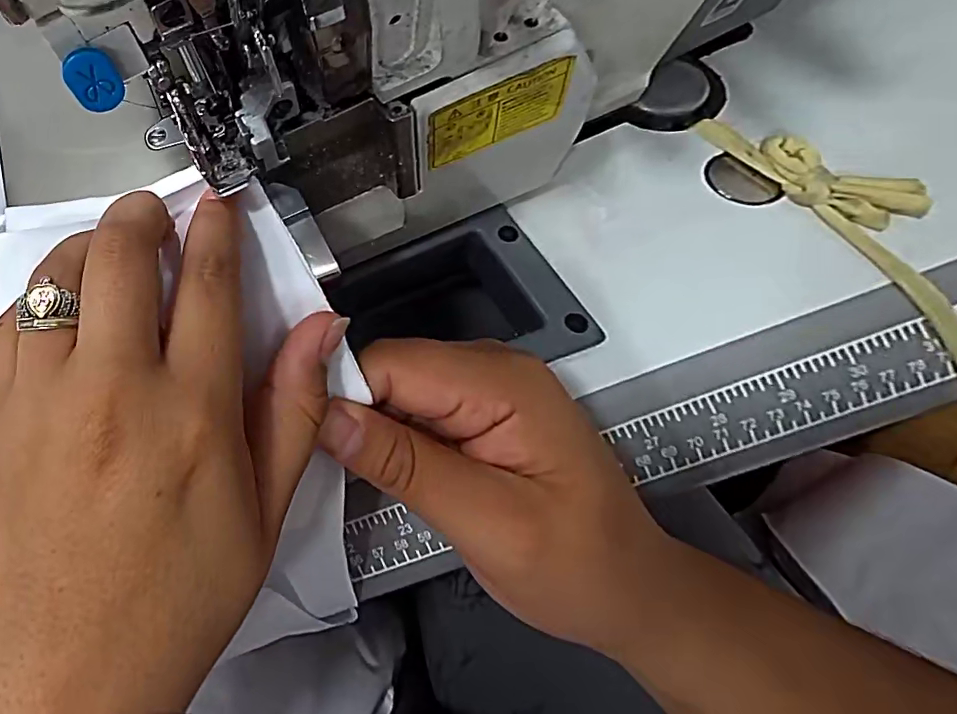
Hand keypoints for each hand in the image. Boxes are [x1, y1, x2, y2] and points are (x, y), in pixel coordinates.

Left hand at [0, 191, 349, 713]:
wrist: (63, 665)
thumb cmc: (171, 598)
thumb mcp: (262, 514)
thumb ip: (296, 409)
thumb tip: (318, 331)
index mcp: (191, 414)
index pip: (207, 284)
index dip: (216, 229)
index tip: (216, 205)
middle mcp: (113, 390)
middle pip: (120, 252)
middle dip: (142, 214)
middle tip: (157, 214)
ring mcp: (45, 396)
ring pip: (56, 272)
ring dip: (88, 244)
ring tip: (110, 254)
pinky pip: (12, 320)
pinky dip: (41, 296)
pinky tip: (65, 311)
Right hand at [316, 339, 679, 652]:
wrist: (634, 592)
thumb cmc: (579, 567)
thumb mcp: (489, 525)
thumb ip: (406, 465)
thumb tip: (329, 418)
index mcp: (502, 382)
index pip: (391, 362)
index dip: (347, 397)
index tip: (322, 443)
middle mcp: (490, 366)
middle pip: (389, 367)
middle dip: (358, 413)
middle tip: (349, 469)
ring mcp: (482, 382)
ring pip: (393, 383)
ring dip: (373, 426)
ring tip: (374, 473)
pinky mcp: (473, 404)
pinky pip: (410, 401)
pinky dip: (392, 433)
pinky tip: (397, 467)